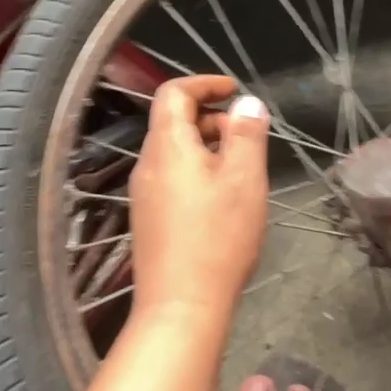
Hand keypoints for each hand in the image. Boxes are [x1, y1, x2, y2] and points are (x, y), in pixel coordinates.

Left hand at [127, 75, 270, 320]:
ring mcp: (144, 194)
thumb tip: (246, 102)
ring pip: (175, 152)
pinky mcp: (149, 219)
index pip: (173, 92)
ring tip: (241, 170)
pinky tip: (223, 200)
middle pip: (173, 121)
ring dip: (207, 146)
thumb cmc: (217, 238)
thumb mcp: (243, 179)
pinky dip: (197, 171)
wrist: (180, 308)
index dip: (204, 83)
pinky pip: (172, 177)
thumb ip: (246, 135)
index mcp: (166, 145)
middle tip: (246, 137)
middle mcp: (148, 164)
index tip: (233, 90)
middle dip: (211, 117)